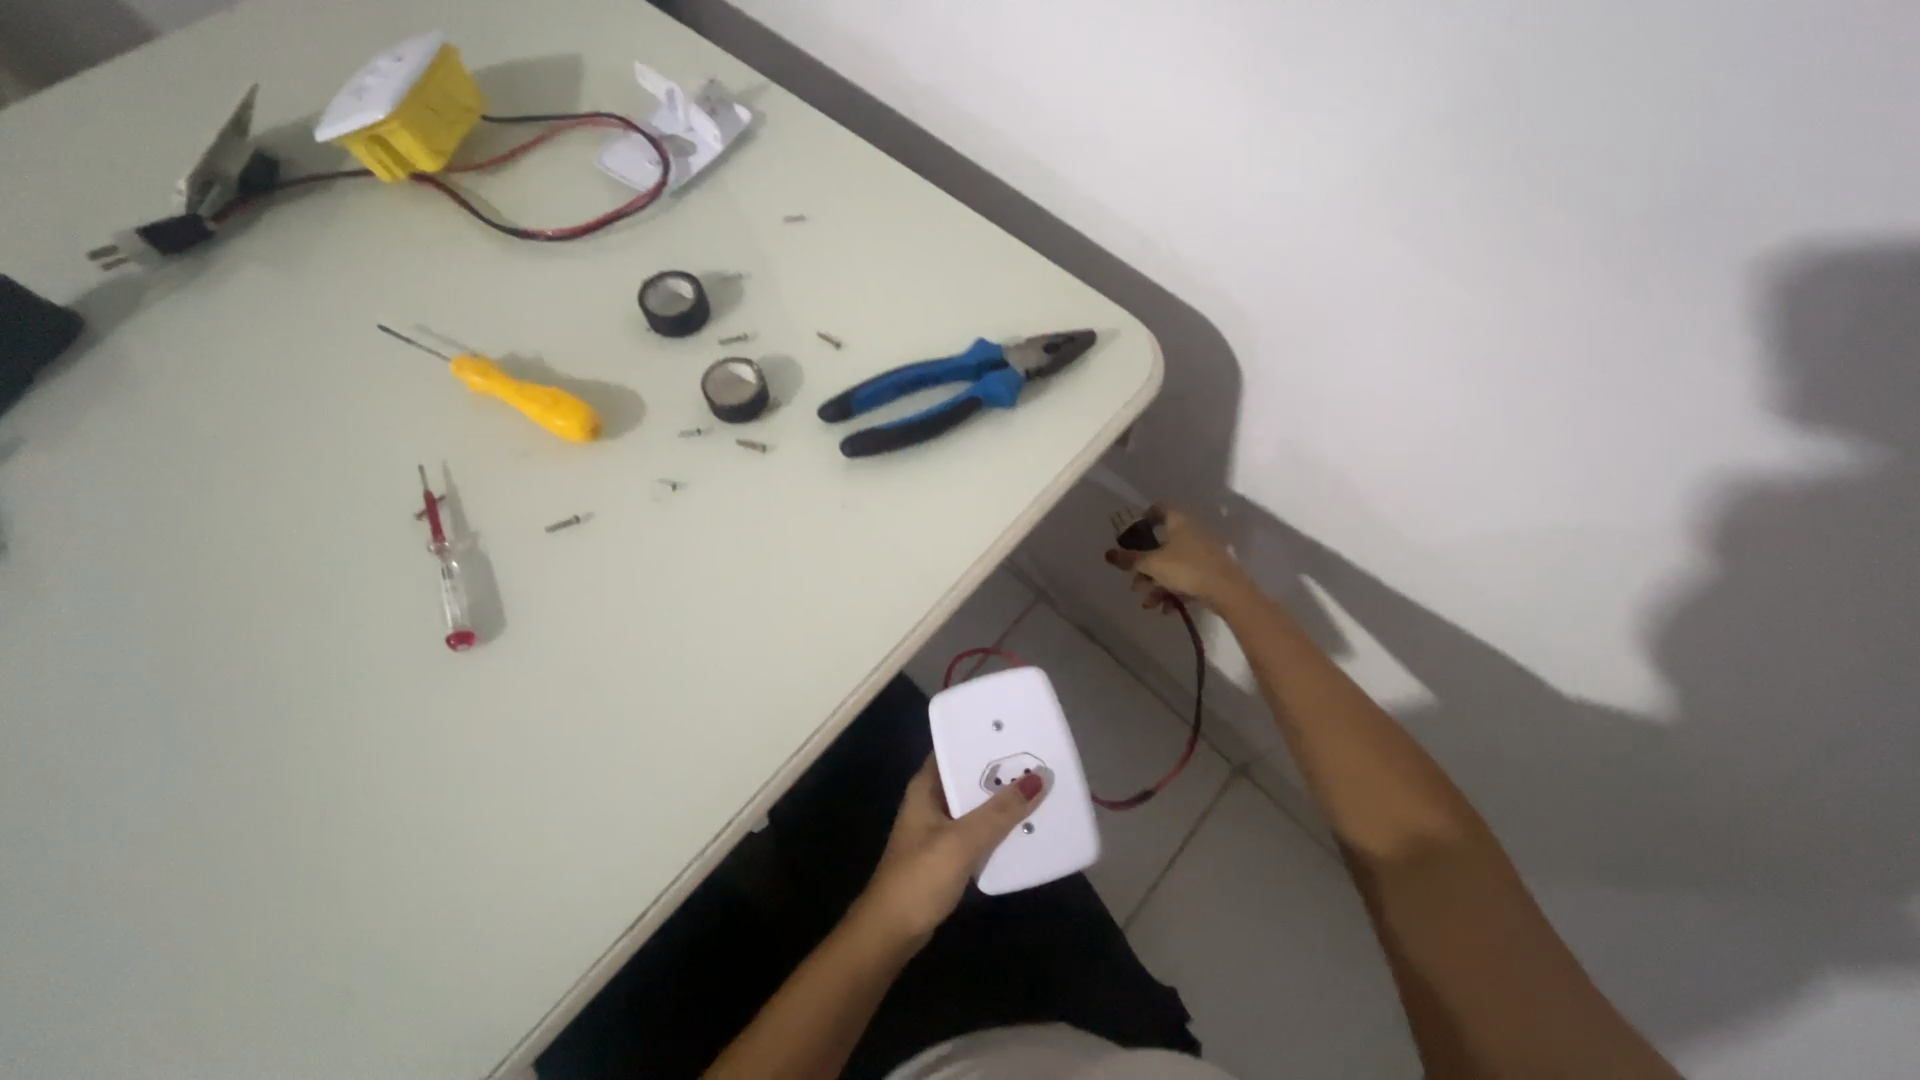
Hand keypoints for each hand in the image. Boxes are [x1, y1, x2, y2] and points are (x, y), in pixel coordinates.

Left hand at [853, 756, 1046, 944]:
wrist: (892, 931)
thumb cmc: (920, 877)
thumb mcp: (963, 840)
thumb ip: (999, 811)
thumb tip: (1039, 779)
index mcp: (926, 787)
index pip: (954, 748)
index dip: (982, 738)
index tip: (1017, 730)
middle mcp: (932, 801)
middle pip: (969, 777)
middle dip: (1001, 770)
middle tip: (1041, 759)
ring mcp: (940, 828)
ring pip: (976, 805)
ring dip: (1002, 800)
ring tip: (1041, 787)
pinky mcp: (948, 853)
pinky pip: (979, 831)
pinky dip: (998, 827)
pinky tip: (1026, 827)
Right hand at [1104, 505, 1248, 608]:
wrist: (1228, 591)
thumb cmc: (1187, 568)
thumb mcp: (1153, 564)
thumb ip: (1130, 559)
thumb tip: (1108, 554)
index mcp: (1178, 522)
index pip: (1158, 509)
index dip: (1143, 519)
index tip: (1131, 535)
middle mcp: (1191, 533)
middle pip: (1161, 545)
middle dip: (1145, 567)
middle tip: (1135, 583)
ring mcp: (1202, 553)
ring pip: (1172, 566)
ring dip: (1156, 585)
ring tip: (1148, 604)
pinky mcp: (1210, 572)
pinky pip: (1185, 579)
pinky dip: (1173, 591)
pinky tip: (1166, 609)